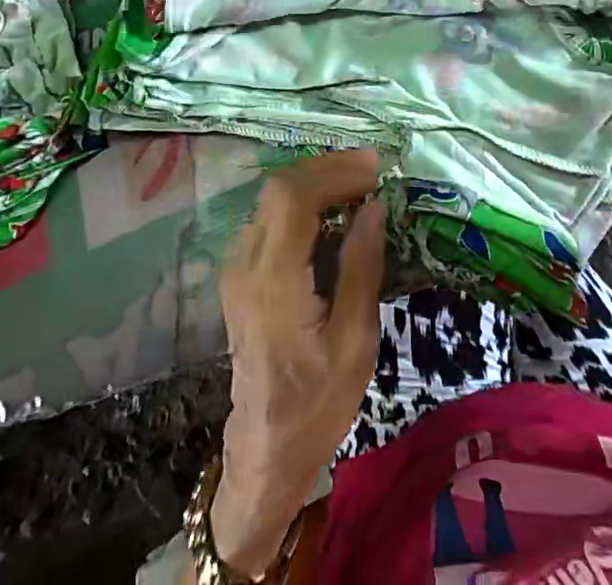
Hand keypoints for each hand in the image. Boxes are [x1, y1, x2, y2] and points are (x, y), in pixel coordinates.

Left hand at [212, 150, 385, 577]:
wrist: (267, 442)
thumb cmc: (318, 400)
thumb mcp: (354, 340)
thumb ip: (360, 267)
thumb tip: (373, 207)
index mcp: (273, 281)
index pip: (292, 198)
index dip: (333, 171)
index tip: (376, 168)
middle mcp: (245, 263)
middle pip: (277, 189)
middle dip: (326, 169)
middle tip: (372, 170)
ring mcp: (236, 267)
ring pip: (270, 200)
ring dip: (314, 182)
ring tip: (358, 184)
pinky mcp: (239, 274)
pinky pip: (268, 220)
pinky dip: (301, 204)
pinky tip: (332, 213)